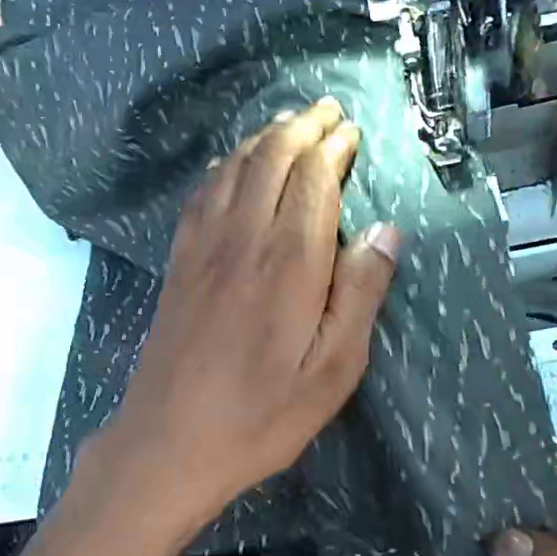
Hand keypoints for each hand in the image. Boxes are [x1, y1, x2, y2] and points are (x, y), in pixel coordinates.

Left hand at [73, 98, 402, 548]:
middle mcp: (242, 241)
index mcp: (288, 265)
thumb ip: (361, 294)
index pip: (312, 182)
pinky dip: (224, 166)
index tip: (351, 131)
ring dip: (264, 138)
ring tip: (289, 123)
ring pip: (233, 170)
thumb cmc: (264, 415)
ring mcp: (202, 250)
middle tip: (327, 110)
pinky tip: (233, 165)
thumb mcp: (334, 369)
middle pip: (270, 161)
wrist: (168, 446)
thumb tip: (388, 230)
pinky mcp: (178, 265)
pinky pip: (201, 195)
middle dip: (301, 127)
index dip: (333, 149)